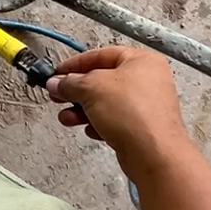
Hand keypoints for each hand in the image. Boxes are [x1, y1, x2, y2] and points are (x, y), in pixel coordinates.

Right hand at [45, 46, 196, 169]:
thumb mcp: (91, 88)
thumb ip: (70, 83)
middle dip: (76, 91)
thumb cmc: (135, 115)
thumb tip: (57, 83)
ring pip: (104, 102)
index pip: (100, 55)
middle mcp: (147, 81)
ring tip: (68, 117)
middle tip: (59, 95)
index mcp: (142, 61)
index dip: (75, 64)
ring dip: (82, 110)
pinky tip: (90, 129)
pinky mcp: (140, 127)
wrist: (153, 154)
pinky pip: (113, 120)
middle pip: (101, 80)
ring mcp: (145, 105)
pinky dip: (98, 123)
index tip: (58, 74)